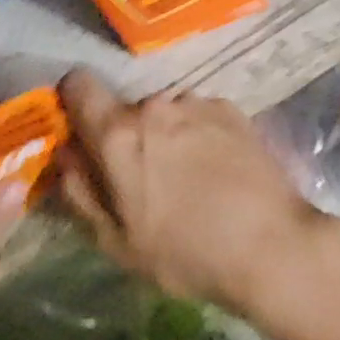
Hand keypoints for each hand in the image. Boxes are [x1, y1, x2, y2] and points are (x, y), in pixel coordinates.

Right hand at [56, 69, 327, 311]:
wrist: (273, 246)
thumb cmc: (186, 254)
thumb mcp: (117, 242)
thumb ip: (80, 192)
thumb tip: (65, 155)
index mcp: (118, 134)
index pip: (78, 84)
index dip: (74, 103)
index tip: (83, 134)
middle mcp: (155, 106)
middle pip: (125, 109)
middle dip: (127, 136)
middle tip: (144, 180)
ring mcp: (198, 104)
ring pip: (165, 113)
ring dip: (166, 135)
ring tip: (189, 180)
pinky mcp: (233, 111)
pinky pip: (199, 116)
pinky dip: (200, 135)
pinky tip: (219, 173)